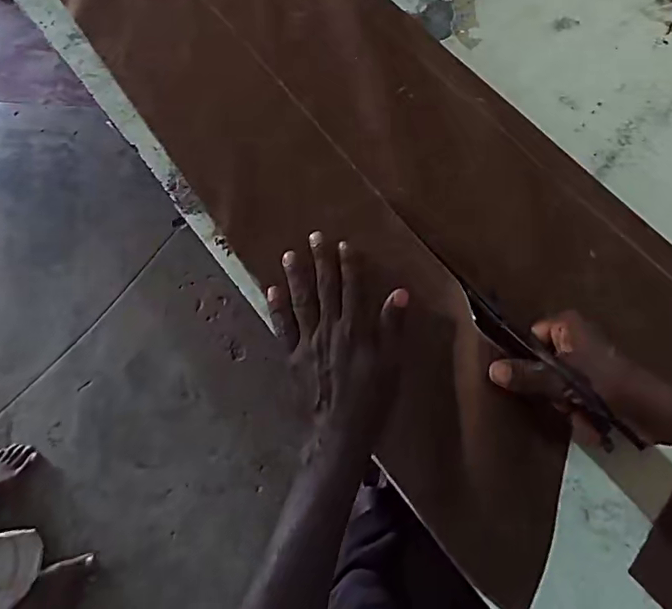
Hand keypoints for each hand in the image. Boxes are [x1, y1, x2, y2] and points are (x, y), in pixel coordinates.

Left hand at [267, 232, 408, 456]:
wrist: (338, 436)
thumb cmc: (371, 401)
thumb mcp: (391, 365)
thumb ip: (393, 328)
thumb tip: (400, 293)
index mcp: (355, 330)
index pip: (352, 289)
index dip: (349, 265)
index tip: (343, 244)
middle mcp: (329, 330)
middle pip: (325, 289)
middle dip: (321, 261)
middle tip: (315, 236)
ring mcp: (308, 343)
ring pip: (302, 302)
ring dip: (296, 277)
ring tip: (290, 254)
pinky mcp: (293, 358)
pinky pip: (283, 328)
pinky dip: (277, 308)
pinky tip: (271, 290)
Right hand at [486, 310, 671, 447]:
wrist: (661, 413)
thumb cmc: (613, 386)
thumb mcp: (566, 382)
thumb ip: (529, 376)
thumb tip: (491, 370)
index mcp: (566, 325)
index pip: (530, 337)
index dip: (528, 361)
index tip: (531, 382)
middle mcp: (575, 338)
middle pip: (543, 366)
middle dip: (553, 392)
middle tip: (564, 403)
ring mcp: (588, 363)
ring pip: (559, 387)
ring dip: (568, 408)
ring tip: (584, 417)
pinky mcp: (600, 385)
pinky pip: (576, 398)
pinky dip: (583, 414)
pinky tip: (595, 425)